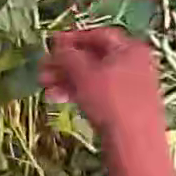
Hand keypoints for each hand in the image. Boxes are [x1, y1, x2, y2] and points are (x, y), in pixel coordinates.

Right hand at [40, 27, 163, 135]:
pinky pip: (97, 91)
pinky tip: (57, 98)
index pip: (98, 35)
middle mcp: (133, 63)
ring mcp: (129, 84)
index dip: (72, 38)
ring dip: (66, 78)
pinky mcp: (124, 104)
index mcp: (130, 48)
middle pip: (93, 57)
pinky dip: (77, 91)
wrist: (134, 140)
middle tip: (42, 68)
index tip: (51, 43)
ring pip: (92, 76)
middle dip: (64, 63)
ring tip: (44, 86)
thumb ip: (68, 56)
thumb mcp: (84, 74)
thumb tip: (57, 46)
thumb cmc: (110, 99)